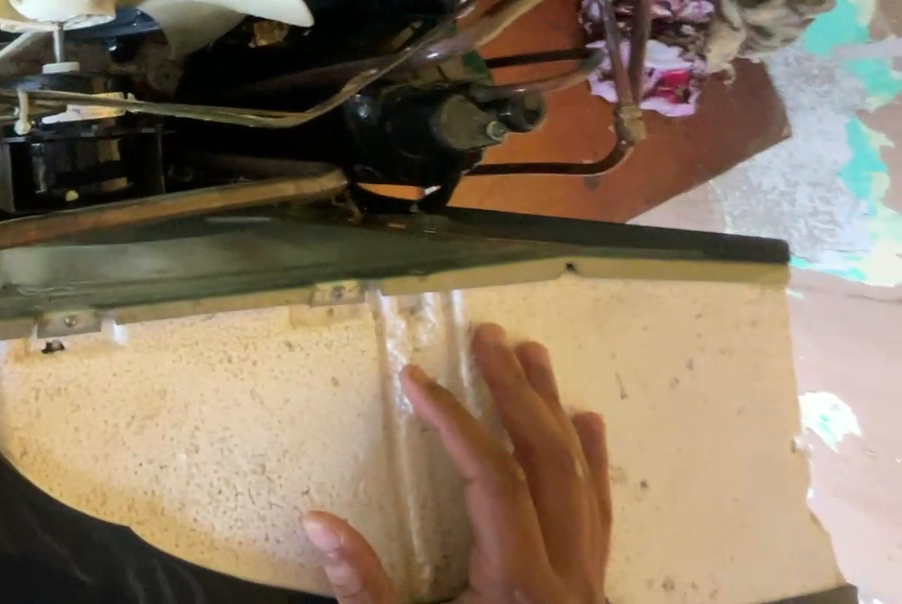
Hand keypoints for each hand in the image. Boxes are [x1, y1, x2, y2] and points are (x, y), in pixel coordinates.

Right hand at [302, 323, 610, 603]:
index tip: (412, 377)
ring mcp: (587, 583)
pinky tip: (586, 423)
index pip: (492, 480)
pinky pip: (599, 511)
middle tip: (489, 337)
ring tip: (535, 356)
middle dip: (515, 395)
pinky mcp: (588, 587)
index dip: (453, 421)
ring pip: (582, 481)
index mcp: (520, 587)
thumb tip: (316, 519)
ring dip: (552, 412)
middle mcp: (567, 578)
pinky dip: (592, 460)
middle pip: (549, 466)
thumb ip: (365, 589)